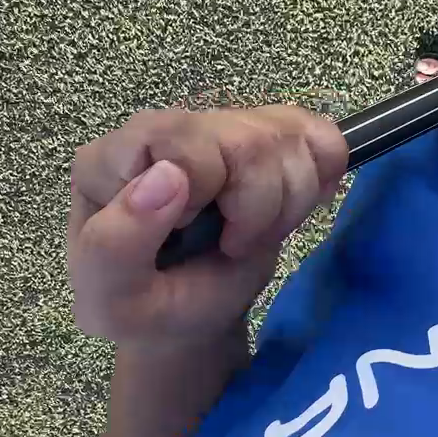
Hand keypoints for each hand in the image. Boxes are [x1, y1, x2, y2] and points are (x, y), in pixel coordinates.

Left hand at [67, 105, 346, 350]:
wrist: (197, 311)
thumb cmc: (151, 308)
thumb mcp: (113, 300)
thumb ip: (116, 242)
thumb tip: (167, 173)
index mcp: (114, 159)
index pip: (179, 133)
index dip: (204, 183)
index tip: (190, 227)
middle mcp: (171, 129)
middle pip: (250, 138)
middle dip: (258, 205)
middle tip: (234, 242)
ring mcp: (229, 126)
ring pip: (292, 140)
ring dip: (289, 202)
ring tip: (256, 232)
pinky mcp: (278, 134)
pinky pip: (324, 138)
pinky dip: (322, 179)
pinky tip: (291, 207)